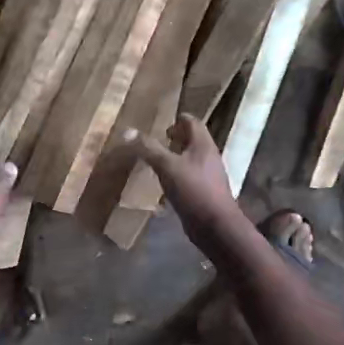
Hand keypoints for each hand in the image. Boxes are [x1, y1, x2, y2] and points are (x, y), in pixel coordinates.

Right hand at [124, 116, 244, 246]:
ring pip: (191, 159)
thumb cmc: (193, 189)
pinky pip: (190, 177)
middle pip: (193, 140)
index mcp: (203, 144)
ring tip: (157, 162)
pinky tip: (165, 184)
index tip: (161, 124)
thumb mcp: (167, 166)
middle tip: (157, 142)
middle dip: (175, 139)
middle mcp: (209, 156)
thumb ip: (149, 149)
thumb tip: (128, 131)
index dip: (177, 119)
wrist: (215, 225)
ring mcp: (209, 175)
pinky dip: (178, 175)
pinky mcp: (205, 192)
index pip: (192, 121)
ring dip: (176, 157)